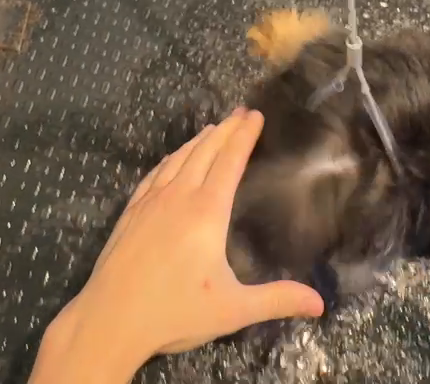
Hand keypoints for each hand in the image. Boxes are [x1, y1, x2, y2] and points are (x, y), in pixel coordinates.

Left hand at [29, 109, 324, 382]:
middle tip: (240, 111)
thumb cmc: (175, 312)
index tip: (256, 115)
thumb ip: (277, 300)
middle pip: (206, 151)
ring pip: (179, 157)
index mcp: (208, 212)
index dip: (244, 136)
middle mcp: (180, 196)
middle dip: (226, 128)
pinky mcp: (132, 211)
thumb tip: (320, 303)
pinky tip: (173, 157)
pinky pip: (156, 172)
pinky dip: (171, 157)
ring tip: (213, 127)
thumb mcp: (233, 309)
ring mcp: (152, 200)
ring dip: (199, 139)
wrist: (109, 319)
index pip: (230, 161)